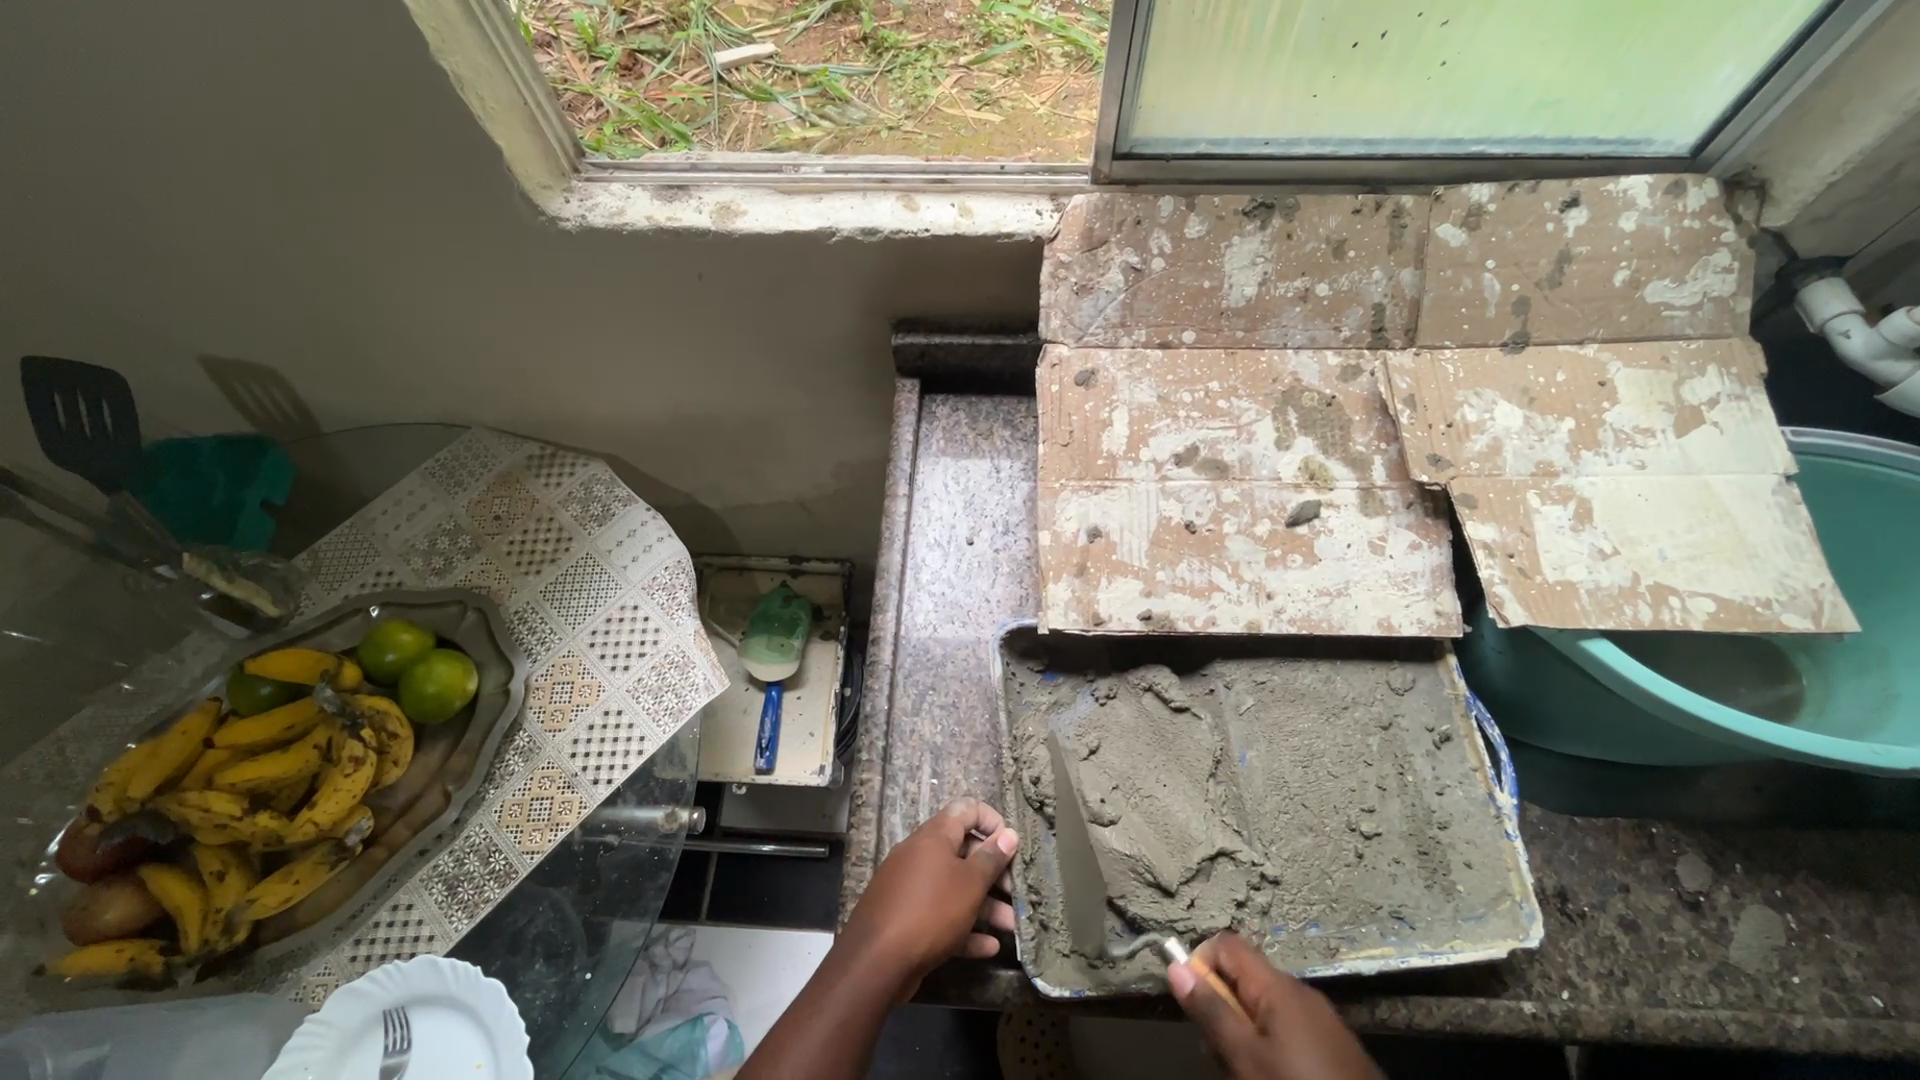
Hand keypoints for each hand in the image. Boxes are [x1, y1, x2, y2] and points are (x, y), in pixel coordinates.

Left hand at [840, 796, 1018, 995]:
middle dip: (994, 873)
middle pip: (964, 853)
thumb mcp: (970, 884)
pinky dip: (964, 929)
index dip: (992, 821)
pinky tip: (989, 947)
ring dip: (985, 906)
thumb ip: (991, 859)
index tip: (1010, 845)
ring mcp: (910, 888)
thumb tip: (1009, 834)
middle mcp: (920, 855)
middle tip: (1015, 894)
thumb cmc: (931, 911)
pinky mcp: (906, 919)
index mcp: (934, 837)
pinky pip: (941, 916)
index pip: (966, 810)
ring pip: (954, 889)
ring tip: (1011, 927)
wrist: (876, 961)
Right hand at [1169, 933, 1382, 1079]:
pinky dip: (1268, 1045)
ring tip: (1244, 1072)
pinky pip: (1286, 1028)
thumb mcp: (1245, 1057)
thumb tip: (1176, 966)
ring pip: (1263, 1008)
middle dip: (1221, 1008)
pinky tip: (1271, 1076)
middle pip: (1243, 978)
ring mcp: (1320, 1019)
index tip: (1193, 1004)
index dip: (1200, 963)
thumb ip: (1211, 1010)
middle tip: (1219, 1054)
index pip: (1226, 943)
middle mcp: (1300, 991)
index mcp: (1278, 986)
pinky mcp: (1333, 1045)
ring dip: (1242, 1032)